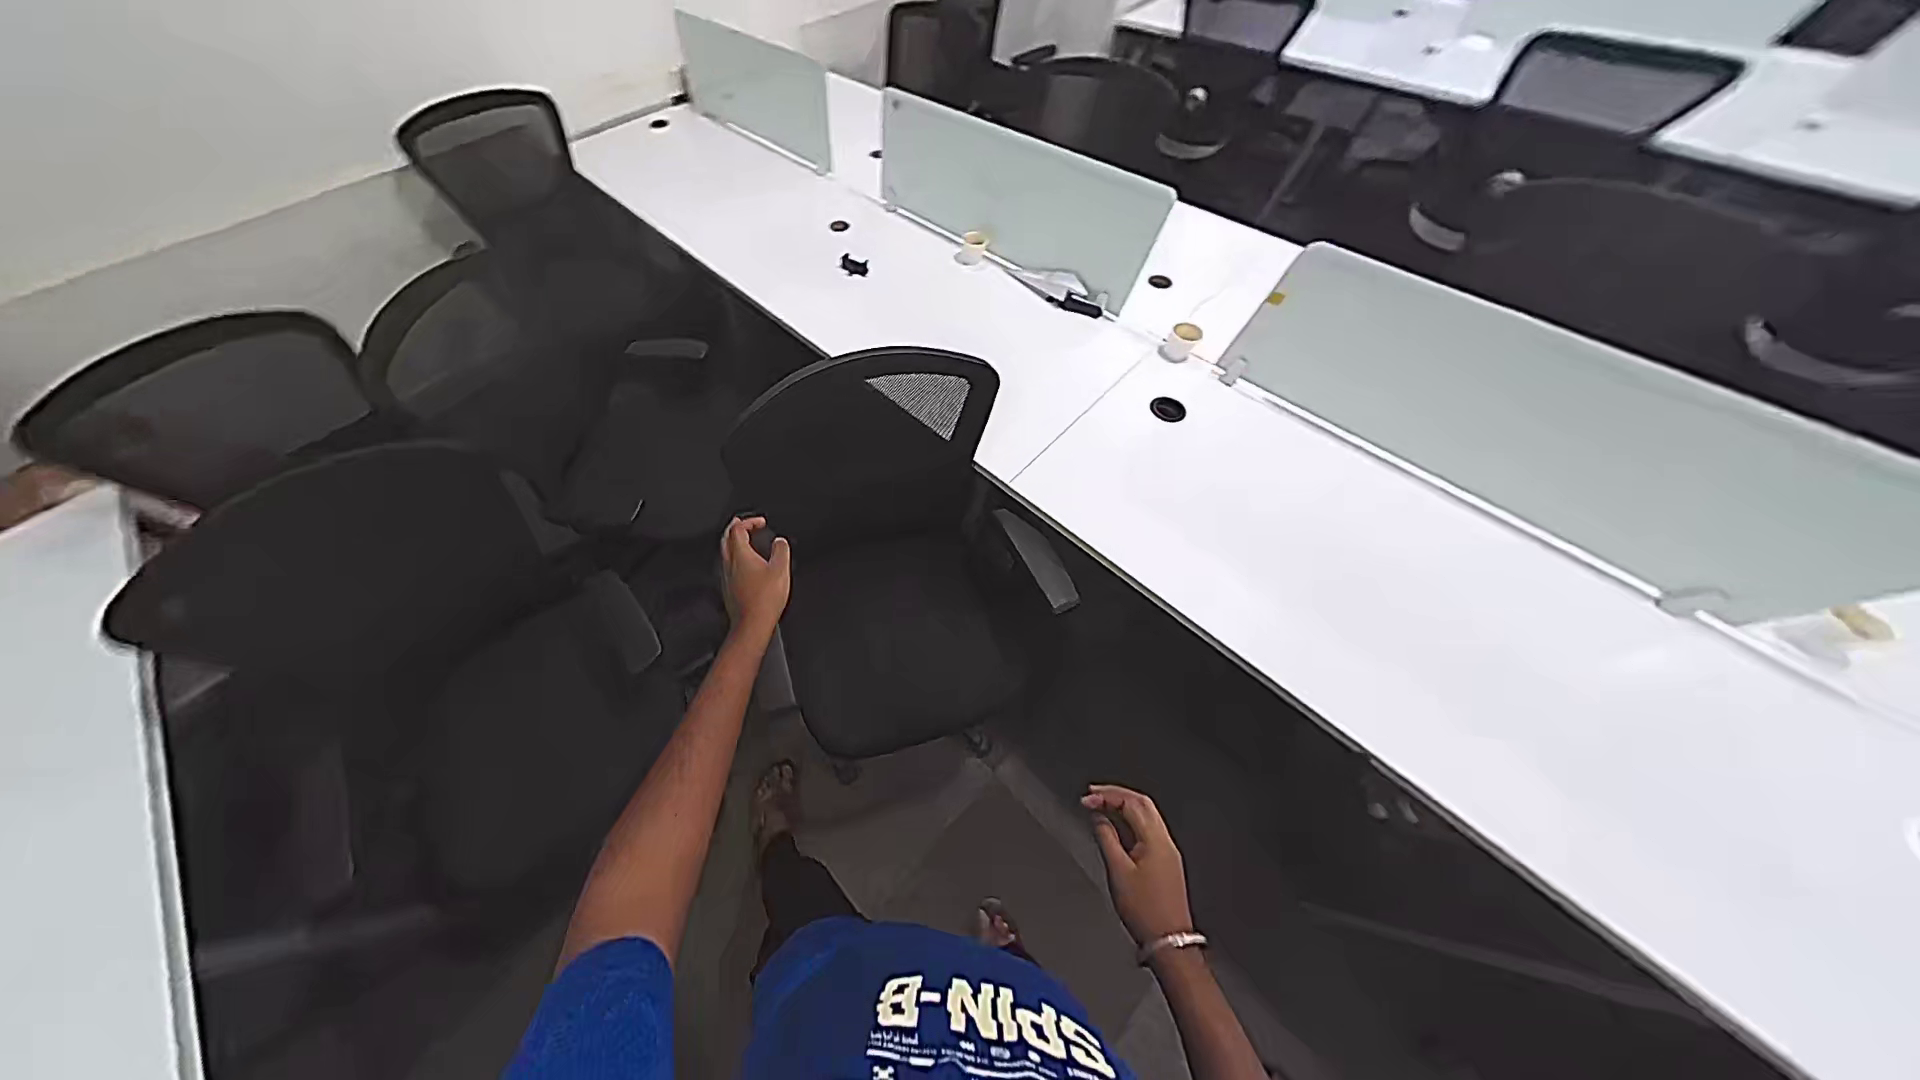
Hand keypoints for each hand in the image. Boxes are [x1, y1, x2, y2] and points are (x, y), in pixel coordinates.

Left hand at [721, 516, 790, 632]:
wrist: (752, 624)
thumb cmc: (764, 600)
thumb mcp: (781, 569)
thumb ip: (781, 550)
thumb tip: (780, 542)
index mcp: (741, 555)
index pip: (738, 530)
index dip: (748, 522)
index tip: (759, 522)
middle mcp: (730, 564)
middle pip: (726, 539)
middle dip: (735, 528)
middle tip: (743, 524)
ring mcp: (727, 577)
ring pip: (725, 552)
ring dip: (733, 542)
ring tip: (743, 541)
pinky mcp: (728, 588)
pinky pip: (728, 566)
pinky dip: (735, 558)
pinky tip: (744, 565)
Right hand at [1084, 784, 1192, 947]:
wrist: (1168, 941)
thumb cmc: (1145, 911)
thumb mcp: (1118, 871)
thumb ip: (1106, 838)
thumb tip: (1098, 819)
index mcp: (1155, 840)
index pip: (1131, 802)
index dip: (1107, 795)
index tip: (1087, 798)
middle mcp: (1165, 841)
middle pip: (1142, 803)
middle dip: (1117, 794)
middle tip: (1094, 794)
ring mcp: (1167, 852)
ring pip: (1146, 815)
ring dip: (1123, 806)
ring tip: (1101, 805)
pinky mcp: (1166, 862)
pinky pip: (1147, 830)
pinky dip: (1130, 821)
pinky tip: (1116, 826)